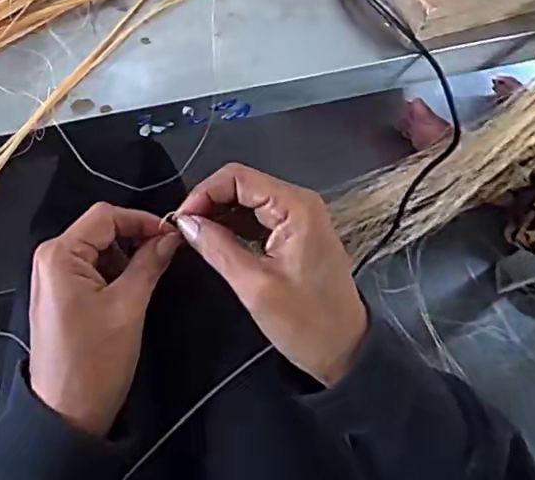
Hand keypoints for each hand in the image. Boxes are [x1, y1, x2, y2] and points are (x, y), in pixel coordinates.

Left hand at [27, 202, 181, 437]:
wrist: (66, 415)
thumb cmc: (93, 364)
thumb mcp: (128, 308)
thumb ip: (148, 265)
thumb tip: (168, 238)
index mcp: (59, 253)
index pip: (104, 216)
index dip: (140, 219)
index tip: (171, 233)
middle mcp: (49, 256)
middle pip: (98, 230)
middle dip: (132, 240)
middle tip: (164, 256)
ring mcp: (50, 273)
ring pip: (96, 249)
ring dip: (123, 259)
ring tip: (144, 283)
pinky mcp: (56, 291)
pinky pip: (87, 268)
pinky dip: (111, 274)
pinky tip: (127, 293)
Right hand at [175, 165, 367, 386]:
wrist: (351, 358)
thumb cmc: (309, 324)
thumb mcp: (255, 287)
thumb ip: (216, 247)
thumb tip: (184, 222)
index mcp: (295, 207)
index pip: (236, 177)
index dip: (203, 192)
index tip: (183, 219)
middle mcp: (298, 203)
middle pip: (239, 184)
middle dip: (208, 202)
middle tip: (185, 229)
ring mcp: (298, 216)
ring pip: (243, 198)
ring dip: (217, 214)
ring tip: (196, 236)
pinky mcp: (294, 231)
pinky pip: (254, 215)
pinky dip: (231, 225)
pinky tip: (216, 242)